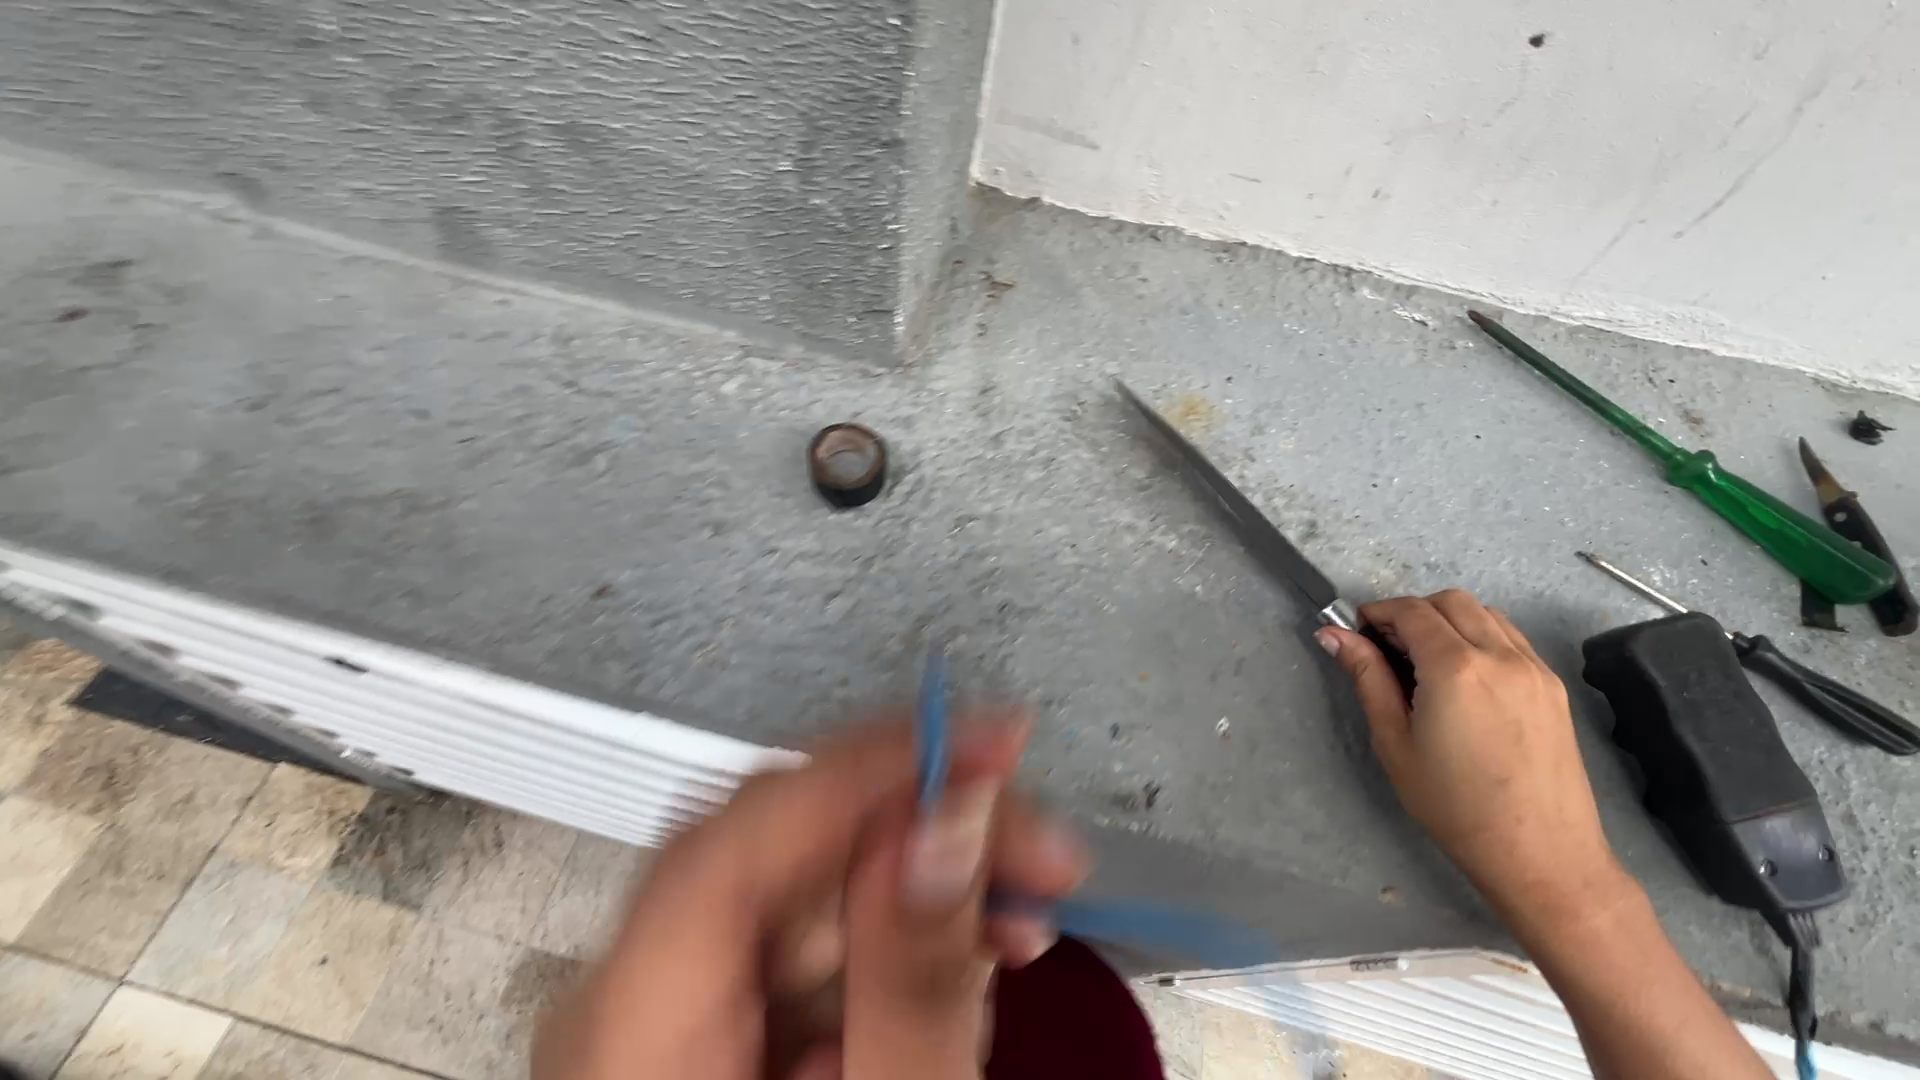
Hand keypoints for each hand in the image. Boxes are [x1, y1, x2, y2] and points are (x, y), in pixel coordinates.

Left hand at [532, 712, 1089, 1079]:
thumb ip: (912, 982)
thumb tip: (954, 818)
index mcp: (632, 1038)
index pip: (732, 845)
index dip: (863, 769)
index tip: (987, 742)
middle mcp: (633, 1000)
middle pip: (776, 847)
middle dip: (921, 825)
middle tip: (1037, 839)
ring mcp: (674, 1004)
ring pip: (805, 882)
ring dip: (924, 875)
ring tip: (1026, 906)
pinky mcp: (723, 1018)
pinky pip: (814, 935)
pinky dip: (901, 928)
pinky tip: (974, 947)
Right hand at [1316, 590, 1630, 927]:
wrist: (1540, 853)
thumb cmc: (1453, 803)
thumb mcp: (1394, 740)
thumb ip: (1367, 678)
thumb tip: (1333, 636)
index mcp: (1456, 668)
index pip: (1411, 611)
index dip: (1376, 613)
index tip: (1355, 633)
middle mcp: (1501, 656)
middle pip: (1450, 601)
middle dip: (1412, 611)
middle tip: (1387, 647)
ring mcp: (1535, 669)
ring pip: (1485, 614)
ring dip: (1448, 620)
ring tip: (1424, 661)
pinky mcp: (1553, 687)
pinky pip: (1511, 639)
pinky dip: (1480, 637)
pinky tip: (1462, 677)